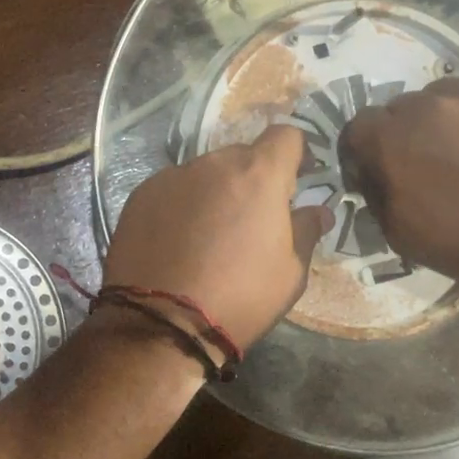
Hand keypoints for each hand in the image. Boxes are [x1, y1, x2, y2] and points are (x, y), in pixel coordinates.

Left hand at [104, 125, 331, 349]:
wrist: (160, 323)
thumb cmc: (239, 299)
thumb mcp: (289, 274)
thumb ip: (305, 231)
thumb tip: (318, 210)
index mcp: (258, 175)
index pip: (285, 136)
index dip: (294, 153)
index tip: (294, 180)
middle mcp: (213, 164)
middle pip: (242, 155)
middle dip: (252, 179)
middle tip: (250, 220)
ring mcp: (172, 177)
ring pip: (204, 173)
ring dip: (213, 193)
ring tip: (208, 236)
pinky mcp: (140, 195)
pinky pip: (172, 190)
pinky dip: (180, 206)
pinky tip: (176, 242)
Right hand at [338, 79, 458, 286]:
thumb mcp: (402, 236)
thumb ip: (377, 196)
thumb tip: (374, 177)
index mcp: (390, 139)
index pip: (357, 128)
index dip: (363, 150)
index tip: (376, 170)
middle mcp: (427, 104)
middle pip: (401, 109)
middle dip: (406, 134)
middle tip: (429, 166)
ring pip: (445, 98)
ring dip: (446, 122)